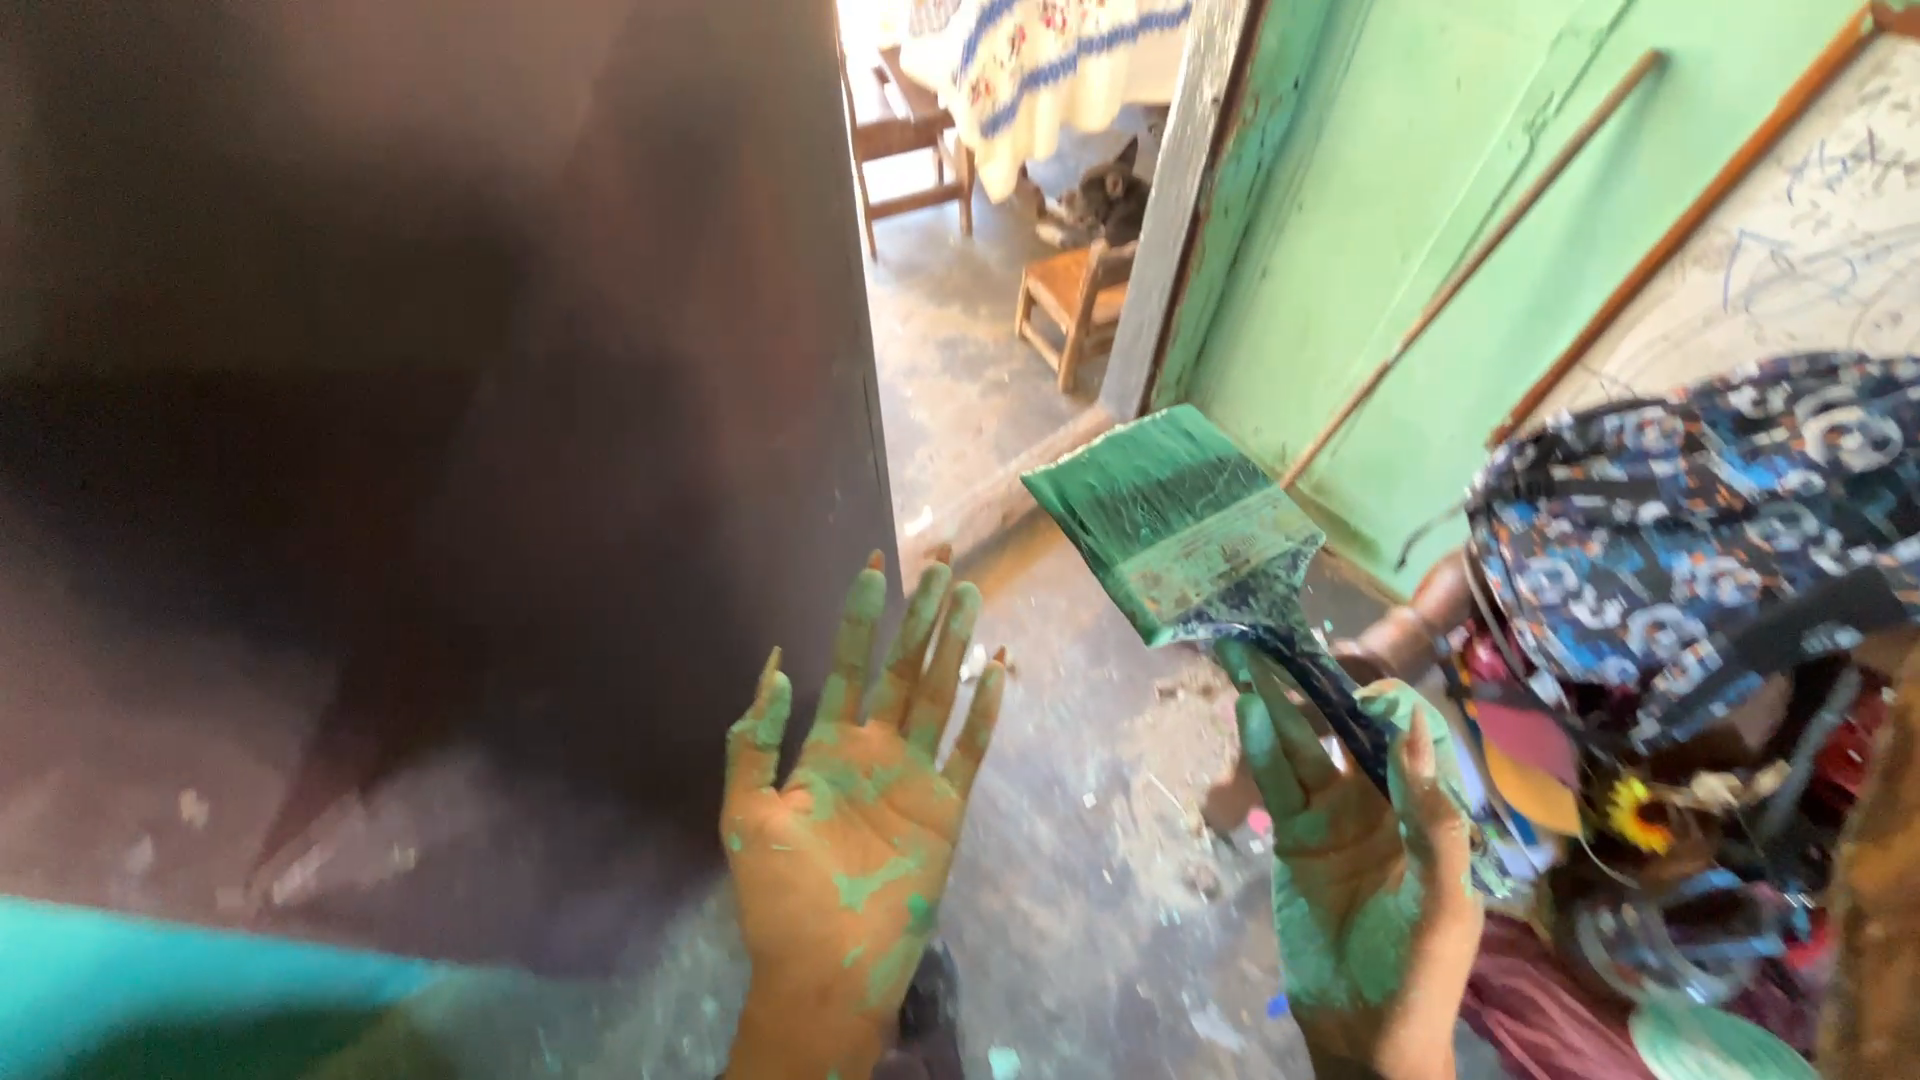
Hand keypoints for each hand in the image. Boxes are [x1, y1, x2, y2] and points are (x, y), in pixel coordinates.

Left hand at [723, 552, 1005, 1079]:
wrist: (825, 967)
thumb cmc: (780, 896)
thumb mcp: (746, 815)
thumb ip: (753, 743)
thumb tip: (777, 669)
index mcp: (830, 746)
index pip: (851, 664)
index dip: (862, 617)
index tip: (874, 568)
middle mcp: (877, 749)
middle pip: (904, 668)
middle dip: (920, 617)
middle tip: (939, 566)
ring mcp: (916, 775)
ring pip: (940, 695)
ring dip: (956, 647)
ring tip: (969, 598)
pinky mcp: (947, 807)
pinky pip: (971, 750)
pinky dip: (986, 712)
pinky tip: (998, 672)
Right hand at [1235, 674, 1481, 1079]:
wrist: (1363, 1025)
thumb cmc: (1419, 967)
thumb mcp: (1441, 898)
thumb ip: (1431, 816)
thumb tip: (1411, 732)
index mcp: (1421, 810)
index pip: (1407, 739)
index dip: (1386, 706)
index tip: (1359, 686)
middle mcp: (1375, 800)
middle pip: (1342, 732)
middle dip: (1316, 689)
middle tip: (1284, 646)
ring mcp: (1330, 814)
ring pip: (1301, 747)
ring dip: (1278, 705)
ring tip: (1251, 662)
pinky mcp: (1293, 832)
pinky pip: (1276, 781)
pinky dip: (1260, 746)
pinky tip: (1247, 712)